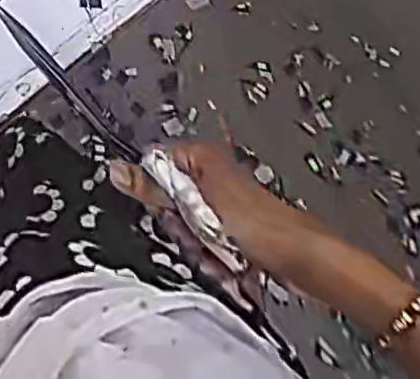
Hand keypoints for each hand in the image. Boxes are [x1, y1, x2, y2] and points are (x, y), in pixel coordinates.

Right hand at [109, 140, 340, 284]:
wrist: (304, 259)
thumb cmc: (259, 224)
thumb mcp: (195, 206)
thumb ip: (152, 187)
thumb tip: (115, 169)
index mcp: (196, 156)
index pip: (152, 170)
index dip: (157, 196)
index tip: (173, 212)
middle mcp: (206, 175)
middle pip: (167, 203)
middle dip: (181, 229)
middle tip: (200, 236)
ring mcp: (218, 203)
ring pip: (185, 229)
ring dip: (199, 248)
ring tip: (220, 253)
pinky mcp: (229, 229)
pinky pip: (204, 243)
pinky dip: (213, 258)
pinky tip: (229, 264)